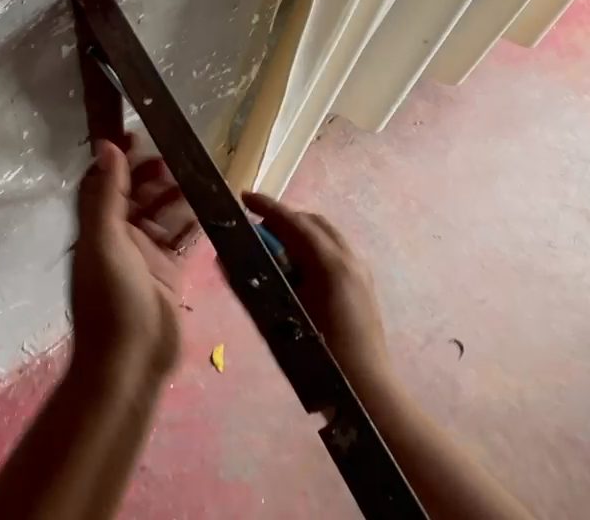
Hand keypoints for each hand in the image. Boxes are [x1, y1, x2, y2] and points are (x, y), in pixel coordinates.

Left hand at [70, 139, 195, 382]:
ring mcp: (144, 256)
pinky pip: (181, 240)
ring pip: (160, 214)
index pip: (103, 183)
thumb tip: (105, 146)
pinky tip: (210, 207)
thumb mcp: (104, 241)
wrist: (130, 363)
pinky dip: (192, 223)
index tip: (137, 136)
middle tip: (175, 158)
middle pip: (134, 195)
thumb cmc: (111, 300)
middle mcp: (117, 238)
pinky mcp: (168, 273)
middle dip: (150, 175)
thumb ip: (106, 195)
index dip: (116, 160)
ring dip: (174, 195)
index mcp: (96, 228)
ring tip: (195, 179)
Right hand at [242, 191, 391, 383]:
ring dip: (298, 233)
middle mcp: (349, 259)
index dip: (266, 207)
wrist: (366, 391)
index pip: (292, 222)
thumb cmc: (319, 358)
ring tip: (274, 250)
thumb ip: (250, 286)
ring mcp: (360, 271)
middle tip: (255, 229)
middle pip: (312, 222)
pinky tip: (297, 271)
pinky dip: (312, 248)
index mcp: (329, 263)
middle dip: (283, 219)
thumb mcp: (278, 319)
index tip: (243, 197)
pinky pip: (334, 250)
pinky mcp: (363, 284)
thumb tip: (223, 260)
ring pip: (326, 235)